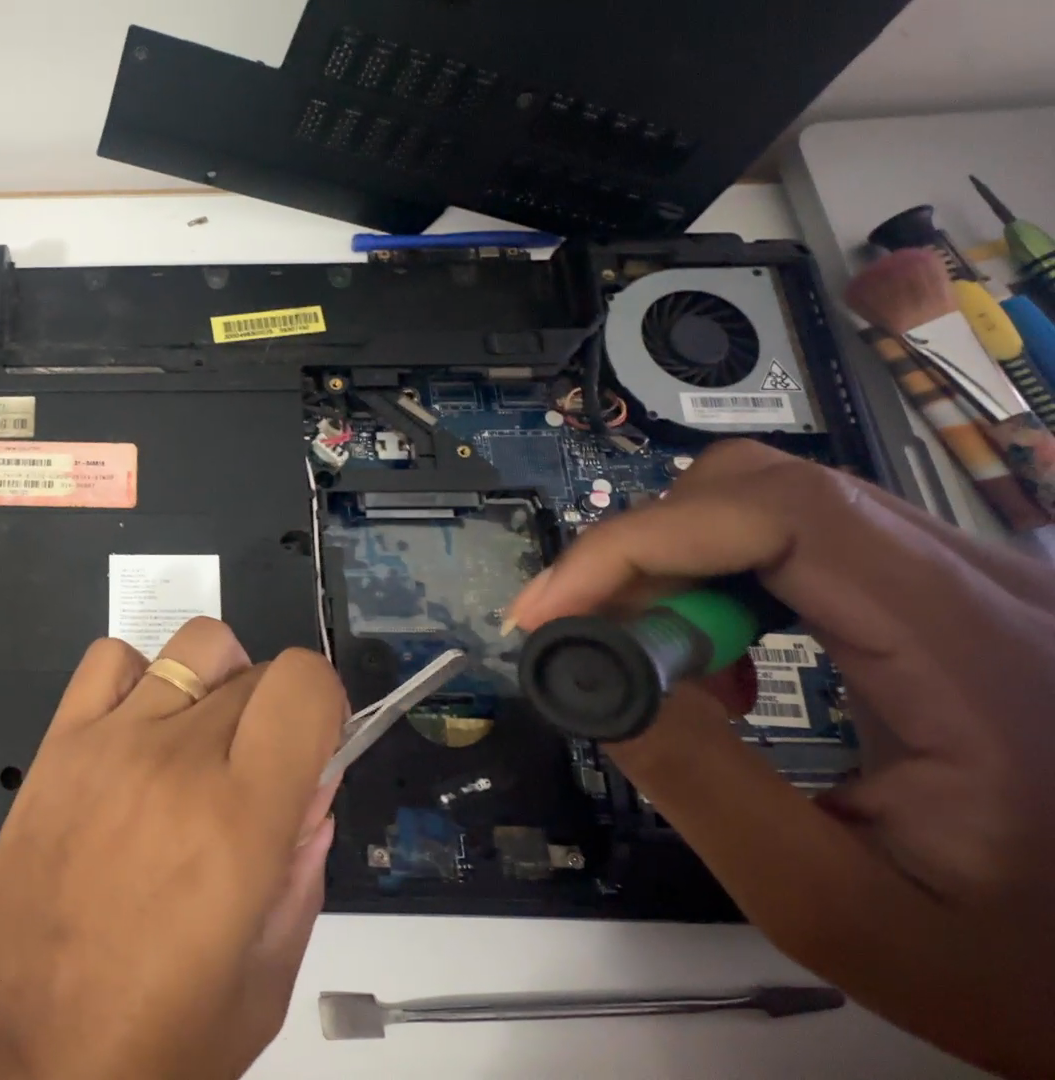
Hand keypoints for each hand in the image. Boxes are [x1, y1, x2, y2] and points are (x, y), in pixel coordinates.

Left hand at [0, 618, 345, 1079]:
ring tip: (207, 740)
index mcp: (239, 820)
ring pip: (195, 646)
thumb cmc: (140, 1035)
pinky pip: (110, 659)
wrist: (13, 1040)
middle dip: (277, 713)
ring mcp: (109, 741)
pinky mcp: (58, 742)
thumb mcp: (259, 986)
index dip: (327, 705)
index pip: (305, 686)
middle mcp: (175, 760)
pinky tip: (141, 726)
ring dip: (220, 679)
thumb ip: (301, 878)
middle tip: (262, 773)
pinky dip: (140, 675)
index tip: (319, 746)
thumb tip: (314, 798)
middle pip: (256, 671)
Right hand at [507, 439, 1054, 1079]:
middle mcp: (996, 586)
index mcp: (979, 657)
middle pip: (770, 489)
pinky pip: (806, 542)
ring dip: (678, 569)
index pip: (779, 518)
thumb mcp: (830, 905)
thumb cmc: (1003, 962)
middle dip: (646, 553)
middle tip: (597, 642)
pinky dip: (722, 581)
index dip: (637, 542)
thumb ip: (701, 782)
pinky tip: (725, 663)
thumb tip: (591, 675)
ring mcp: (984, 583)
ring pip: (778, 505)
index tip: (548, 613)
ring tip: (663, 666)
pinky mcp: (958, 596)